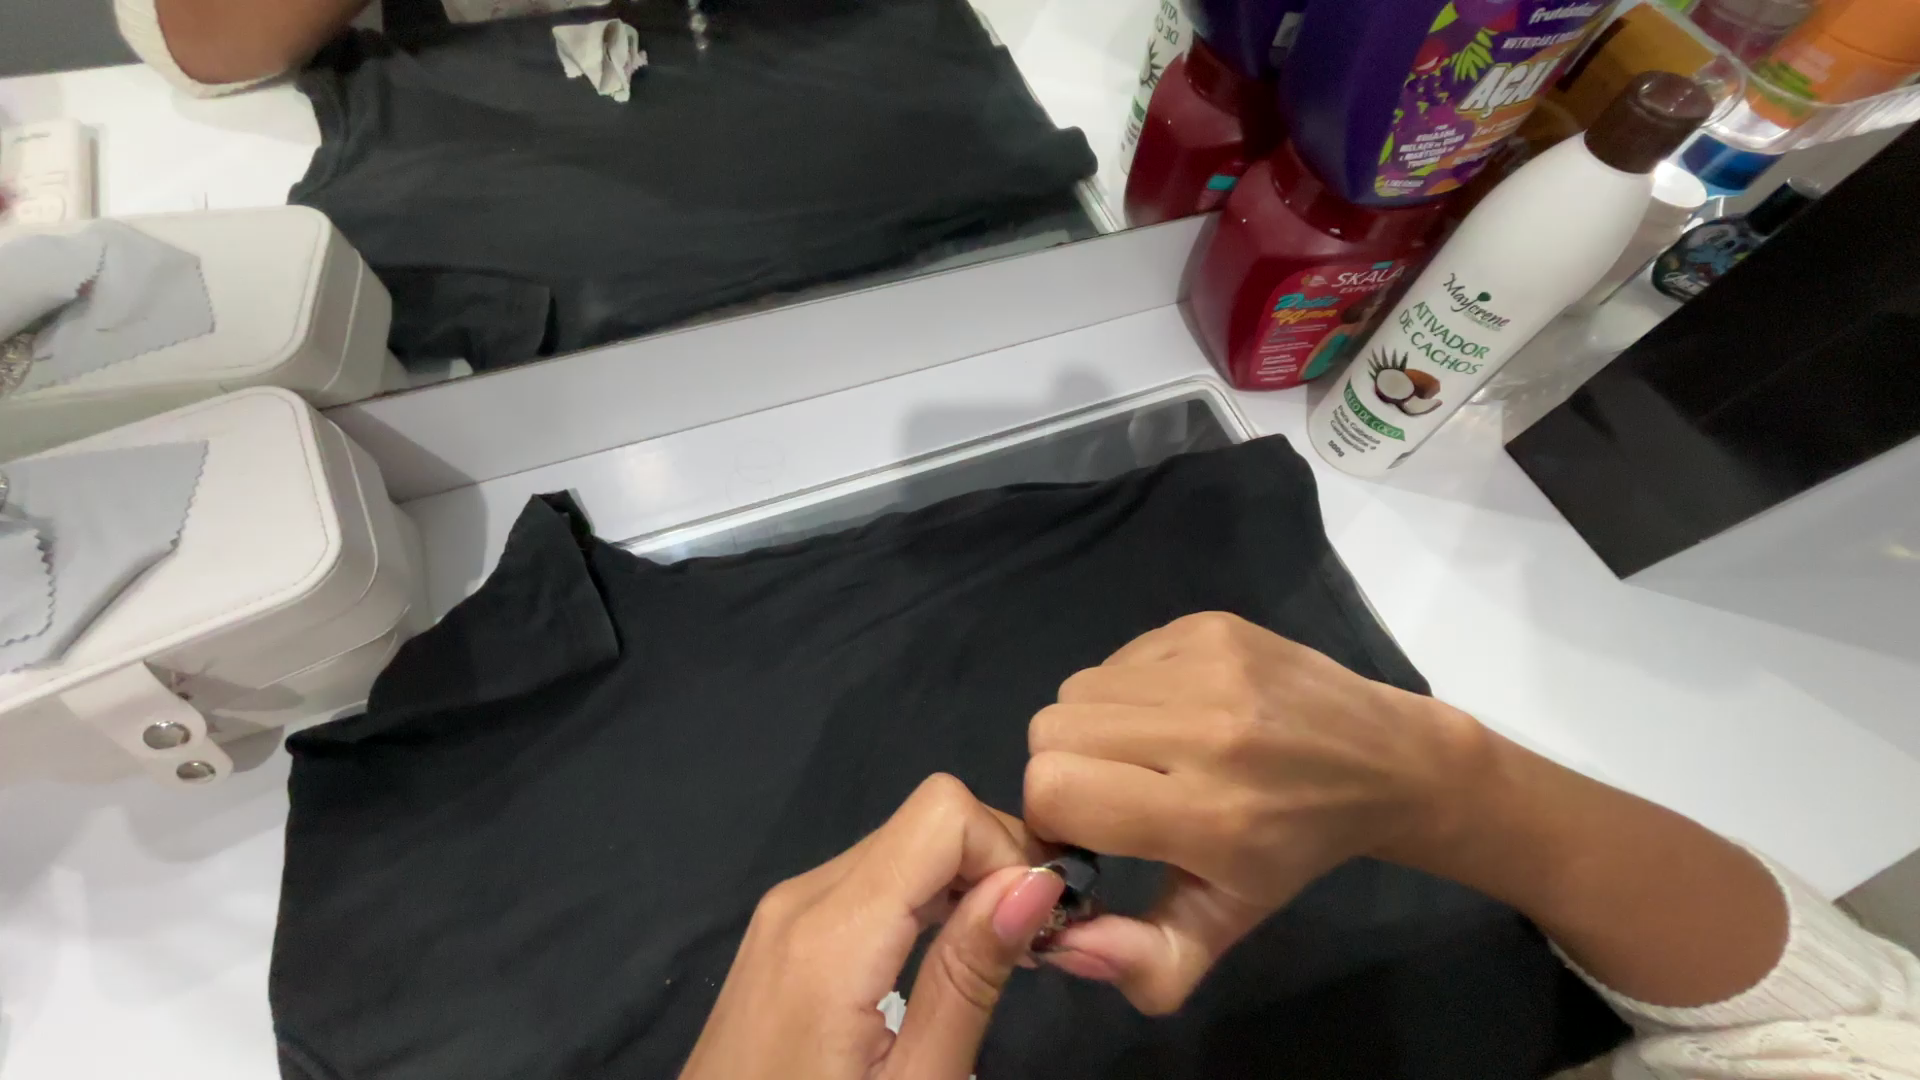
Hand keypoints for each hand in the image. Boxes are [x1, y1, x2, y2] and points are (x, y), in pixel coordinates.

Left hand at [678, 774, 1067, 1079]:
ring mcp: (789, 904)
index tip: (1039, 923)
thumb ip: (968, 978)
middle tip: (1034, 943)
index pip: (942, 813)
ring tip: (1002, 951)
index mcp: (832, 932)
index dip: (1004, 851)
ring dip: (966, 878)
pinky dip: (928, 892)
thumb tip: (1036, 881)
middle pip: (926, 820)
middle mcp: (805, 893)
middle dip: (994, 864)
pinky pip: (876, 873)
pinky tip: (951, 949)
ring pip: (905, 841)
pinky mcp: (788, 922)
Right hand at [1022, 612, 1490, 1013]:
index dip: (1053, 816)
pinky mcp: (1206, 624)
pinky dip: (1125, 689)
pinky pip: (1114, 657)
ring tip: (1147, 747)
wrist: (1385, 760)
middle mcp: (1206, 730)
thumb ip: (1145, 958)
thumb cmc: (1296, 847)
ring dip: (1092, 725)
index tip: (1089, 830)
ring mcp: (1207, 664)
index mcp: (1210, 816)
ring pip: (1076, 689)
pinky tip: (1175, 709)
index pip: (1055, 790)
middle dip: (1064, 767)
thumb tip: (1060, 945)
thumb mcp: (1227, 921)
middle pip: (1050, 731)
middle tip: (1115, 788)